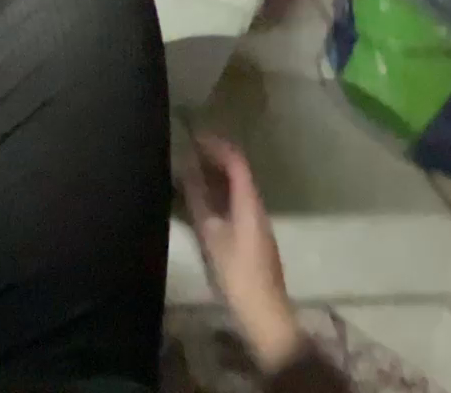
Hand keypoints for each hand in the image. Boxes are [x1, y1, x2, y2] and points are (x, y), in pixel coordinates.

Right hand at [180, 134, 303, 372]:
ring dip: (214, 176)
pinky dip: (216, 194)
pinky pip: (233, 204)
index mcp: (250, 203)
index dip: (216, 145)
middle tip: (186, 150)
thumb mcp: (211, 234)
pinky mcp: (251, 238)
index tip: (193, 135)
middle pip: (238, 173)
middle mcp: (256, 207)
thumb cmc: (237, 273)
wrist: (265, 316)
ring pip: (235, 189)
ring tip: (187, 170)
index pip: (236, 161)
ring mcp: (255, 224)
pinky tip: (198, 201)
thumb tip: (185, 167)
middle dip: (213, 158)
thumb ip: (198, 198)